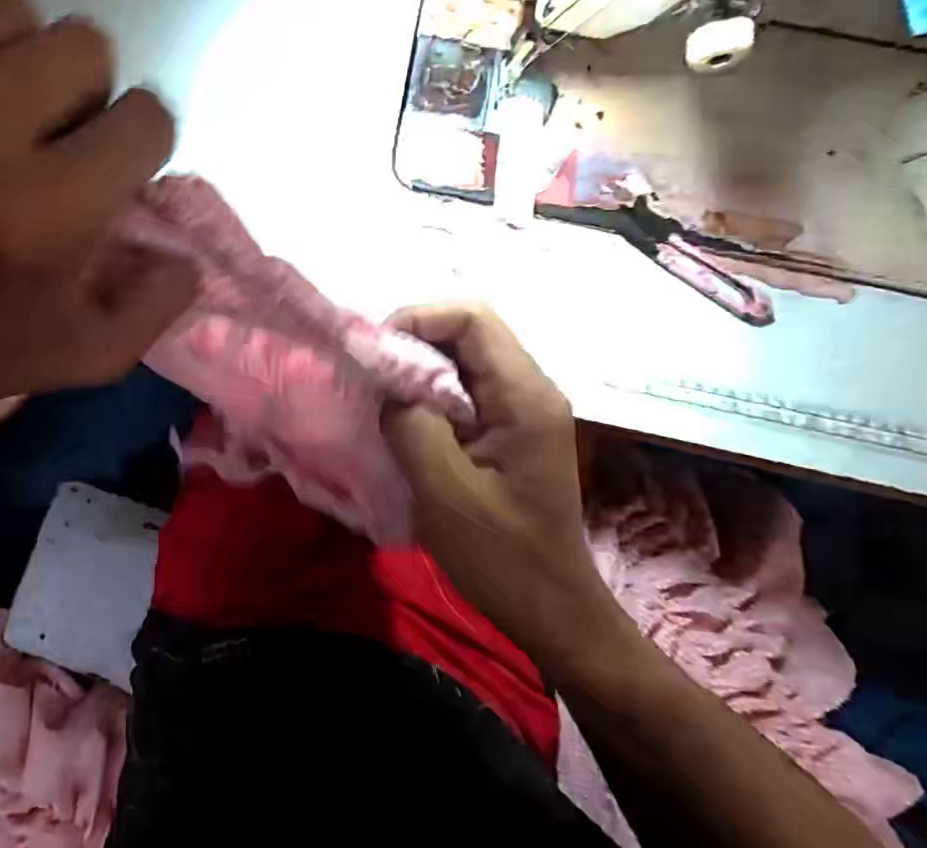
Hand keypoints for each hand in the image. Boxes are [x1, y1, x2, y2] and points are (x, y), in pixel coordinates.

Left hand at [0, 1, 197, 414]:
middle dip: (87, 90)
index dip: (141, 139)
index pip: (146, 118)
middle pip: (83, 44)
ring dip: (21, 64)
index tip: (115, 164)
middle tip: (54, 133)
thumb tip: (186, 242)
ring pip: (8, 16)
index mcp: (44, 213)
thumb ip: (162, 299)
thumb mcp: (90, 353)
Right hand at [380, 304, 603, 652]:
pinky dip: (434, 394)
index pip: (473, 318)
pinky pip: (471, 390)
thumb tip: (389, 385)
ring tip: (384, 396)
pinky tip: (409, 420)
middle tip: (374, 375)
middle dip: (416, 343)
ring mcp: (527, 409)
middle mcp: (533, 389)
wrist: (553, 609)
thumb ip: (411, 423)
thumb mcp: (443, 491)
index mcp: (525, 395)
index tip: (376, 354)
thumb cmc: (501, 557)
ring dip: (422, 370)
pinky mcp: (515, 430)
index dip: (418, 319)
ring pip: (467, 360)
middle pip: (470, 333)